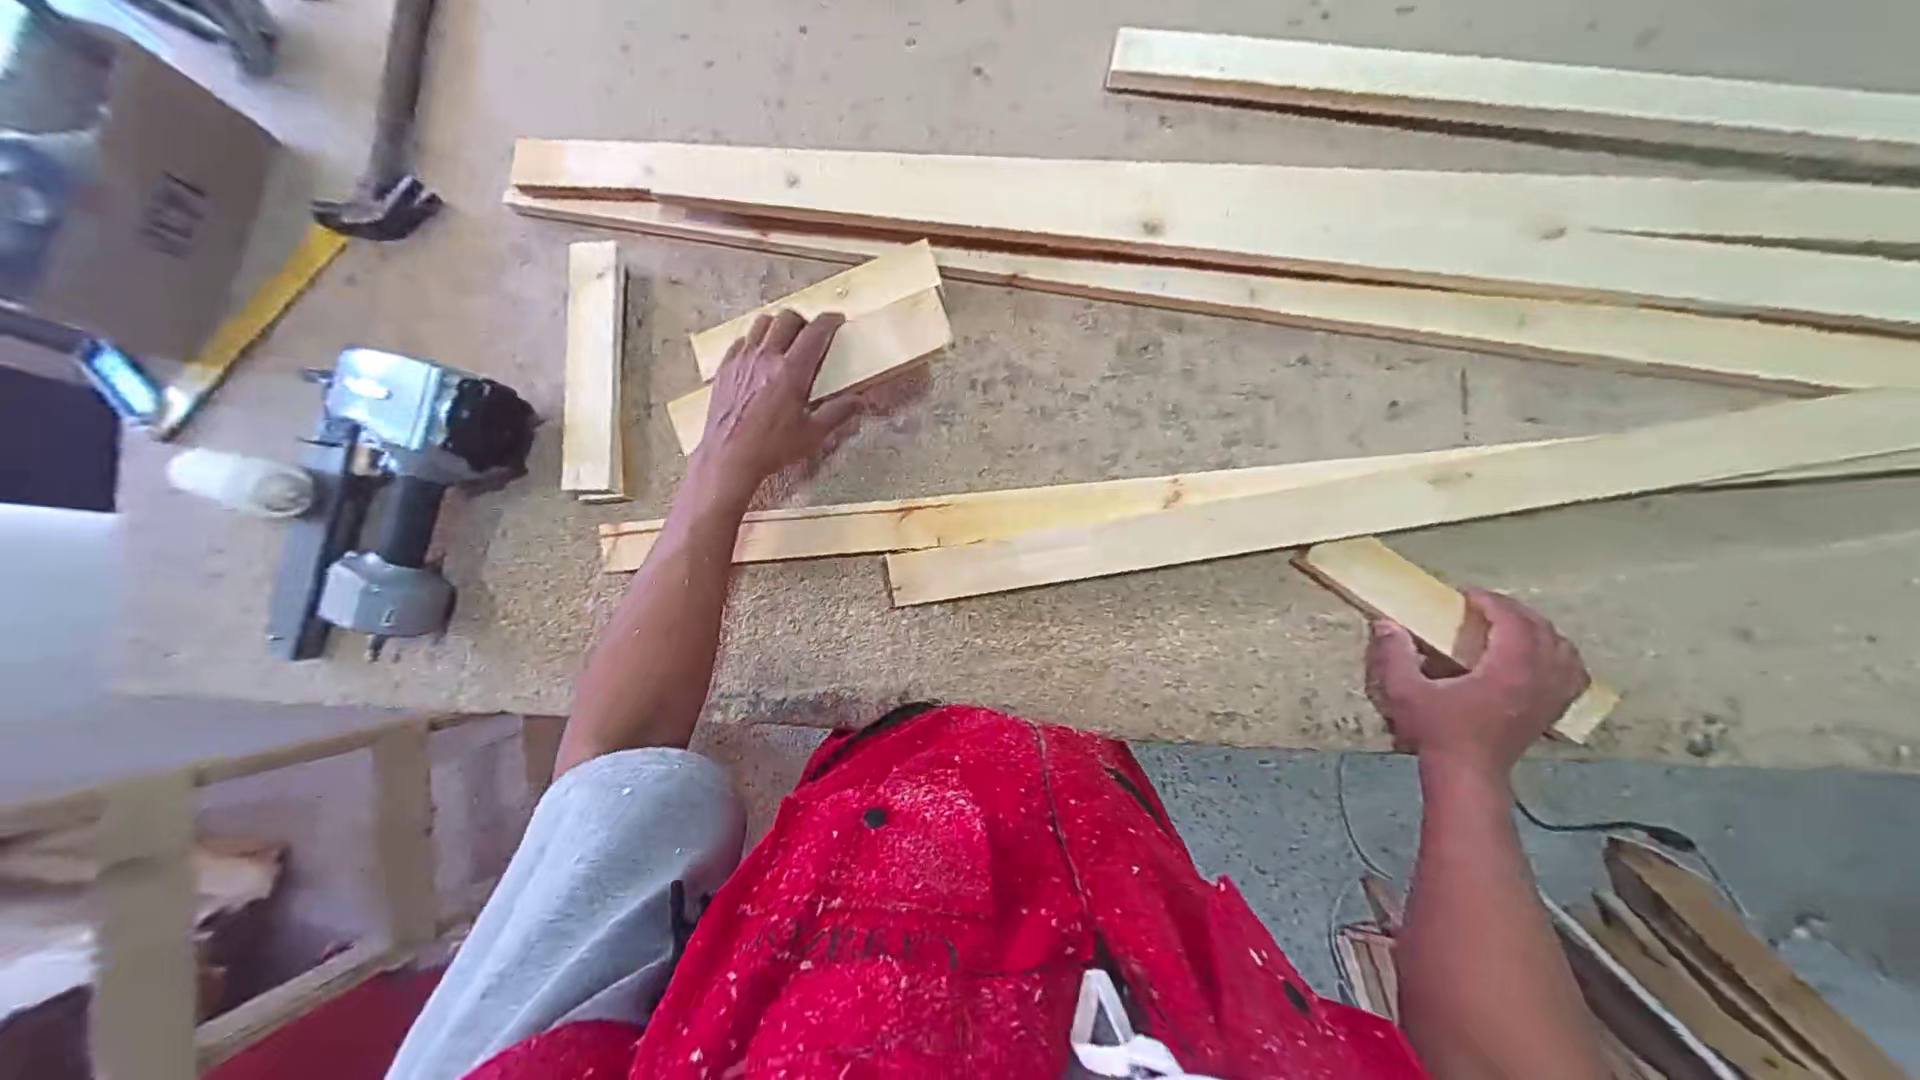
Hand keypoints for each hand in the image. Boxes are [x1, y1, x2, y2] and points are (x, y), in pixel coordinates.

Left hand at [685, 309, 858, 507]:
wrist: (729, 457)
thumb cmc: (771, 448)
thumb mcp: (812, 434)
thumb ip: (838, 412)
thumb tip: (858, 401)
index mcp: (792, 372)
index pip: (815, 332)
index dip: (829, 321)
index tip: (836, 320)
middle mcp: (766, 358)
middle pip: (787, 319)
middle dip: (804, 321)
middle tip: (812, 332)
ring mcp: (742, 360)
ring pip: (762, 323)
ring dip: (778, 325)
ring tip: (786, 338)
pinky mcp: (726, 368)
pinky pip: (742, 341)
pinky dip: (755, 340)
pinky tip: (760, 354)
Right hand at [1365, 588, 1589, 780]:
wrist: (1466, 772)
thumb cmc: (1437, 731)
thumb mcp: (1406, 691)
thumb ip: (1395, 655)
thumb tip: (1385, 624)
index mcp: (1508, 671)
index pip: (1513, 622)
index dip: (1492, 602)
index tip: (1467, 595)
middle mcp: (1539, 679)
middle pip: (1541, 629)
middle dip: (1513, 610)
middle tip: (1484, 604)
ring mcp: (1551, 695)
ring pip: (1562, 648)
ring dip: (1538, 628)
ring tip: (1511, 623)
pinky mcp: (1552, 708)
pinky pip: (1572, 671)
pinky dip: (1560, 654)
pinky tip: (1542, 653)